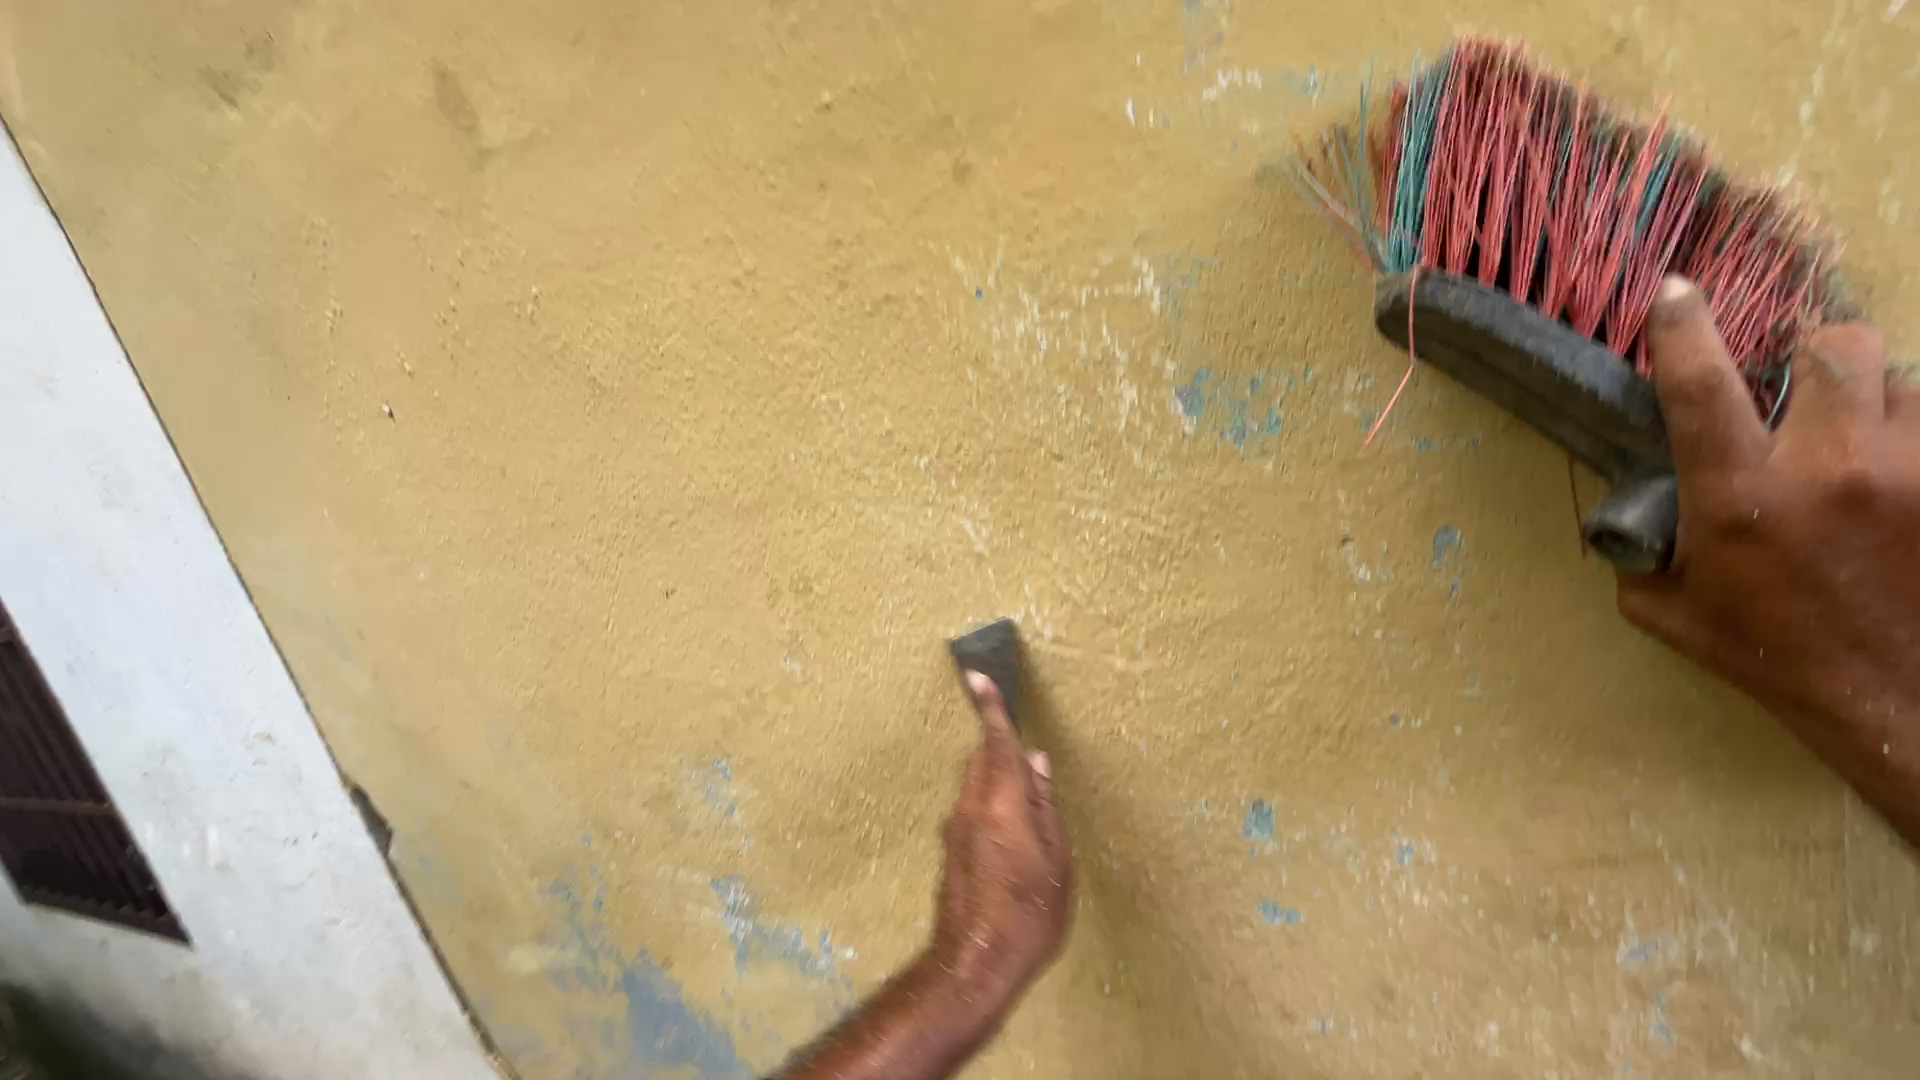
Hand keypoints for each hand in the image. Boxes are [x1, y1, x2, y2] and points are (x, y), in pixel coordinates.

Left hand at [928, 671, 1073, 1000]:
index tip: (977, 675)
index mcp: (1002, 801)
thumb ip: (1046, 805)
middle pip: (982, 759)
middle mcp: (971, 805)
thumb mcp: (1057, 860)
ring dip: (996, 777)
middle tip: (1027, 756)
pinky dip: (991, 803)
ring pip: (976, 783)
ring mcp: (956, 828)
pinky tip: (1012, 836)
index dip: (990, 707)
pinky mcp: (951, 848)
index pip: (996, 741)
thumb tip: (1037, 761)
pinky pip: (973, 808)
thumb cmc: (1029, 913)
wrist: (975, 963)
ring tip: (1027, 804)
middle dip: (1000, 746)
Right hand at [1618, 276, 1919, 842]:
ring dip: (1858, 381)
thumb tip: (1635, 512)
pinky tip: (1883, 455)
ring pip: (1897, 372)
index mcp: (1740, 498)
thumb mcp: (1664, 605)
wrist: (1895, 697)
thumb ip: (1642, 548)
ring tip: (1837, 417)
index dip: (1683, 329)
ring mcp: (1913, 470)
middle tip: (1780, 369)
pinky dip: (1903, 419)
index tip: (1672, 291)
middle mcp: (1830, 468)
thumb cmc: (1763, 651)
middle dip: (1801, 345)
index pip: (1702, 389)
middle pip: (1832, 348)